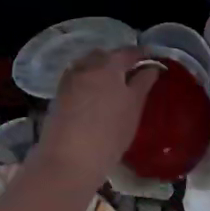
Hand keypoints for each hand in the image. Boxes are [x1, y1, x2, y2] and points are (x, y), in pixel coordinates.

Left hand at [31, 48, 160, 183]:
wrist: (70, 158)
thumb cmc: (109, 134)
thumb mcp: (133, 109)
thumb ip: (142, 85)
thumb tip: (150, 69)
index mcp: (107, 67)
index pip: (126, 53)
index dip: (140, 54)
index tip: (151, 57)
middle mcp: (85, 67)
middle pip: (103, 55)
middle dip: (117, 59)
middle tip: (131, 71)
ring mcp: (69, 80)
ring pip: (87, 65)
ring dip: (100, 68)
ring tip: (112, 83)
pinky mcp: (58, 94)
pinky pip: (76, 77)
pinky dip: (87, 78)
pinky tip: (94, 93)